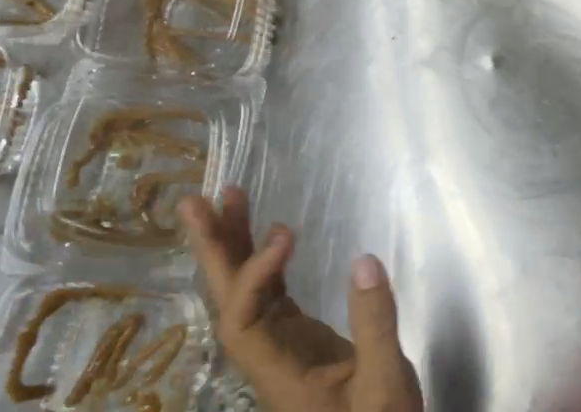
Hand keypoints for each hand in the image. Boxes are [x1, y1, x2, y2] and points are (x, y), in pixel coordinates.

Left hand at [180, 188, 423, 411]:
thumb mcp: (384, 381)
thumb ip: (375, 323)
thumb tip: (364, 260)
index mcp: (278, 372)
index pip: (242, 320)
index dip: (253, 274)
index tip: (285, 233)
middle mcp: (268, 356)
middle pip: (227, 301)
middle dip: (212, 249)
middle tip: (196, 200)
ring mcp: (282, 345)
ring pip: (247, 293)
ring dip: (235, 246)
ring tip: (228, 198)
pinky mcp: (299, 338)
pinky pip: (270, 293)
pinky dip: (266, 262)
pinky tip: (271, 235)